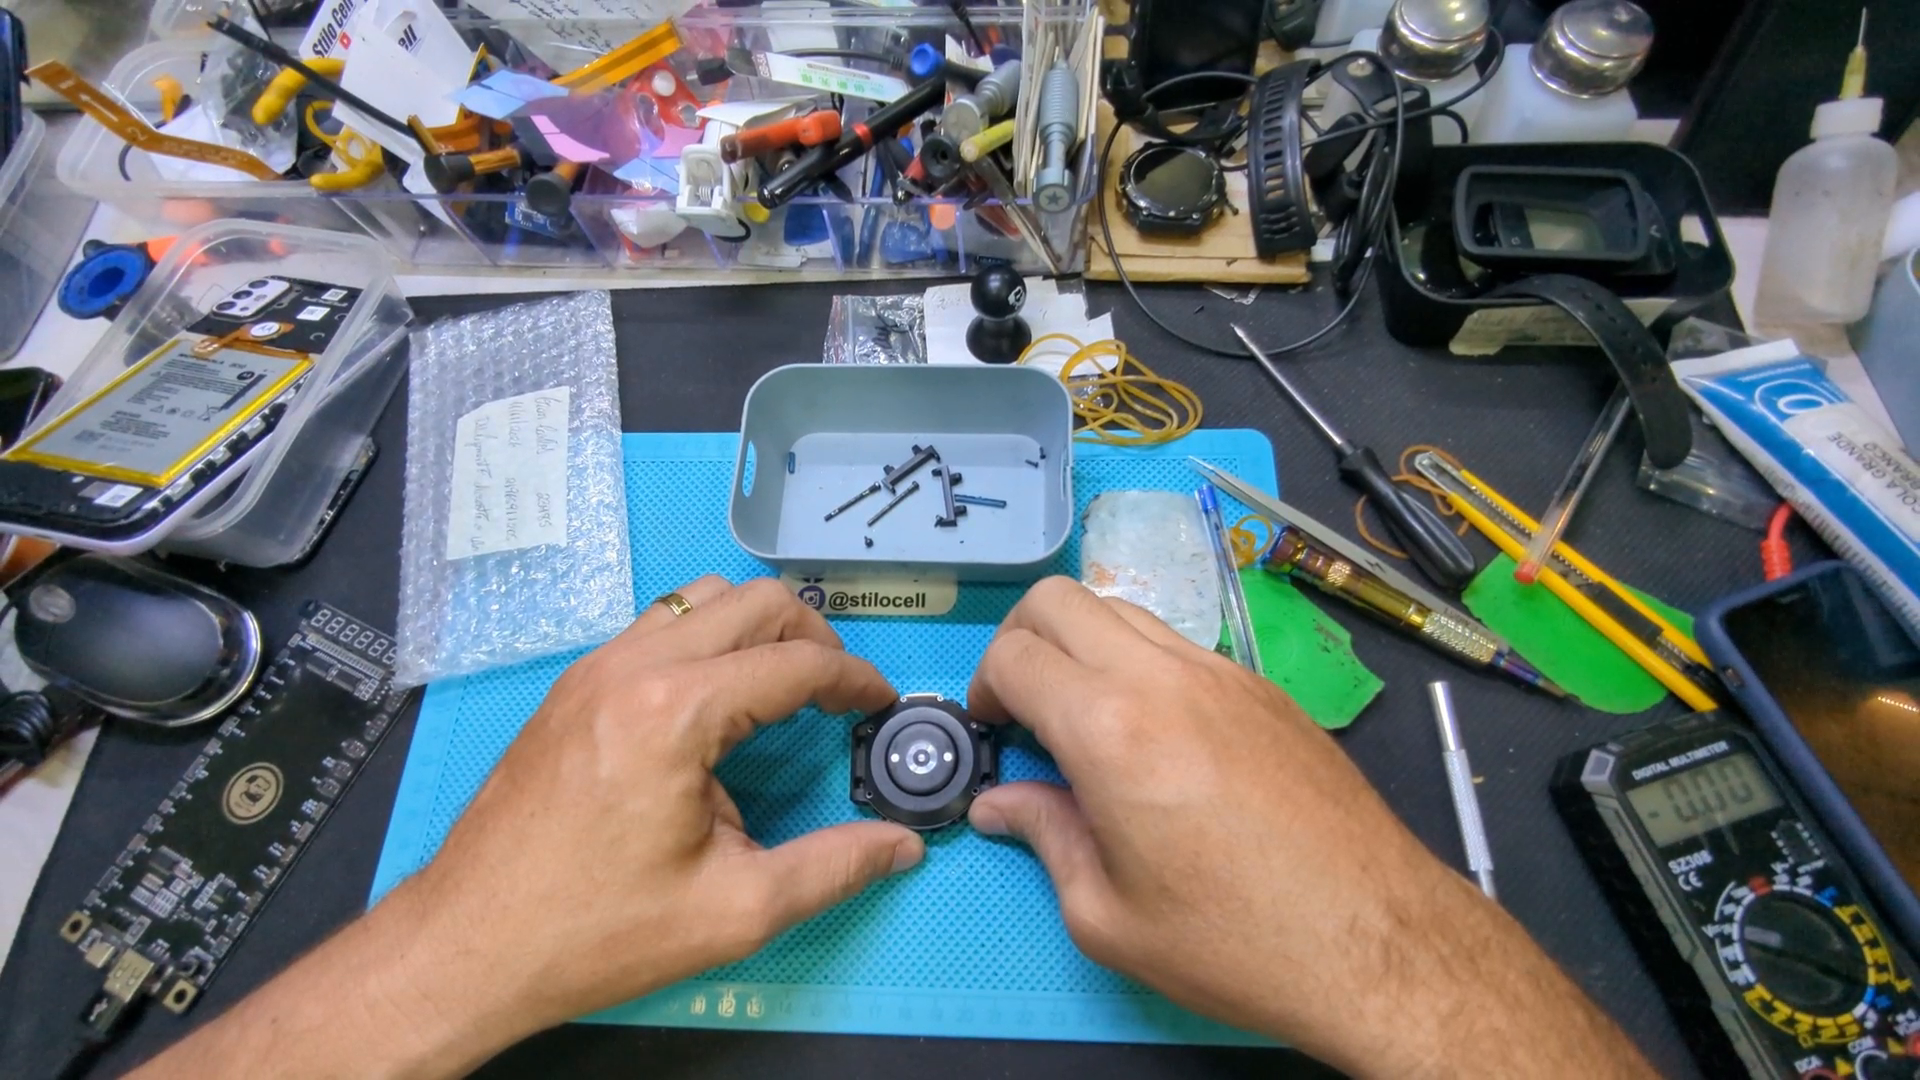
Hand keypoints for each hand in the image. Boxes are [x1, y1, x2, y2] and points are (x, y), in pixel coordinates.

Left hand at [405, 576, 923, 1031]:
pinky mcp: (577, 680)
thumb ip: (834, 868)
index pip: (796, 664)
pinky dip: (712, 634)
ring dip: (760, 624)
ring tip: (784, 678)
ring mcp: (599, 665)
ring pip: (707, 596)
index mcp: (678, 712)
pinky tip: (718, 691)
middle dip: (815, 635)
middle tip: (838, 688)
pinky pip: (664, 620)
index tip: (880, 702)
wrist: (461, 948)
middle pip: (757, 601)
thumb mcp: (735, 911)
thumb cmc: (599, 931)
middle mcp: (638, 666)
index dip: (854, 678)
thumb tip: (905, 847)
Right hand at [965, 578, 1649, 1077]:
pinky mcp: (1257, 682)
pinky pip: (1172, 639)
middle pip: (1056, 599)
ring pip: (1116, 607)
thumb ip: (1042, 836)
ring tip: (1084, 710)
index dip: (983, 685)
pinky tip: (1152, 727)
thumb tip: (998, 805)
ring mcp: (1216, 669)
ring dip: (1078, 642)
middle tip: (1022, 701)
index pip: (1014, 656)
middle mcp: (1158, 676)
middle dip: (1018, 638)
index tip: (993, 728)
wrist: (1381, 942)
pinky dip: (1134, 659)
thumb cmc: (1233, 940)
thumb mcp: (1107, 914)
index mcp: (1108, 729)